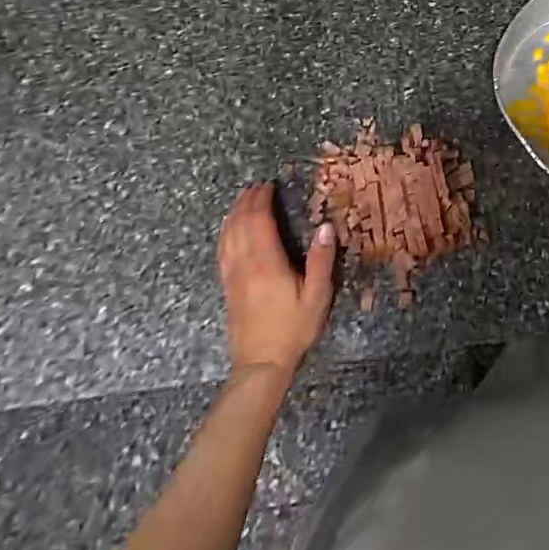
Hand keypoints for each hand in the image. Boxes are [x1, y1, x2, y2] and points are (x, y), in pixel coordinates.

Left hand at [216, 182, 335, 375]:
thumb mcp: (317, 296)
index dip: (261, 200)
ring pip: (227, 235)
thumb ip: (321, 260)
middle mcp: (245, 264)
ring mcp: (233, 275)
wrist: (260, 364)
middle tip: (257, 186)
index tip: (268, 185)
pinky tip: (229, 230)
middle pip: (240, 224)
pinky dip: (225, 233)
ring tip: (242, 199)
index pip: (259, 221)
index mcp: (267, 262)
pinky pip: (222, 251)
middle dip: (247, 201)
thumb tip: (326, 227)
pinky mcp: (227, 286)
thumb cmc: (292, 329)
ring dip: (234, 213)